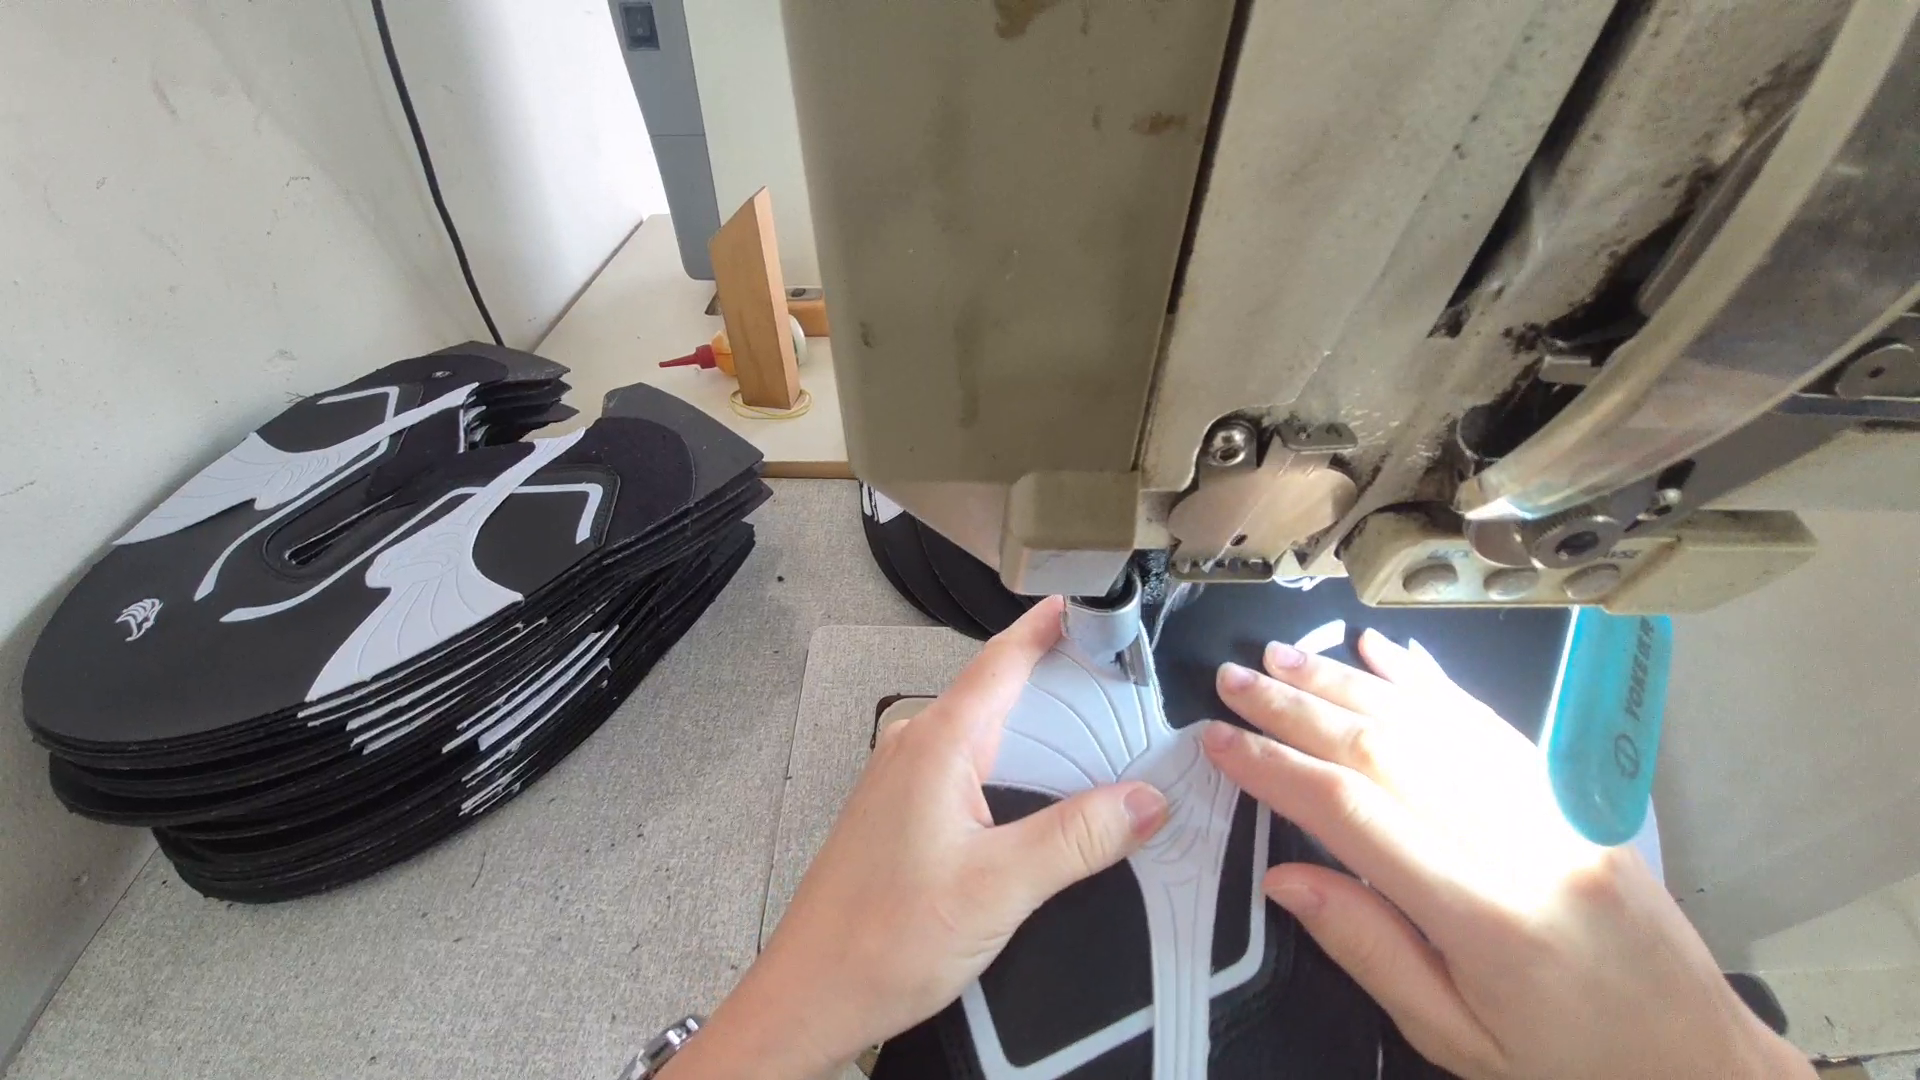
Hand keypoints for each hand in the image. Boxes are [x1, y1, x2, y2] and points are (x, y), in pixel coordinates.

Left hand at [665, 598, 1169, 1078]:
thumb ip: (1078, 838)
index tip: (1082, 601)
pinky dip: (1007, 759)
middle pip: (994, 688)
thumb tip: (1142, 802)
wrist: (810, 993)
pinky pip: (963, 761)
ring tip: (1084, 727)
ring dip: (1030, 721)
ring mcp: (903, 776)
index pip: (1001, 660)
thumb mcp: (999, 886)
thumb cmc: (881, 938)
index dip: (1044, 626)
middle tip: (1106, 669)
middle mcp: (916, 746)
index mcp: (938, 743)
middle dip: (1051, 673)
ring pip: (980, 727)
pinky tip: (1033, 787)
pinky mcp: (901, 807)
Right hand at [1200, 630, 1811, 1079]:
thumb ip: (1368, 951)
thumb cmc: (1572, 1068)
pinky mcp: (1570, 794)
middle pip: (1385, 750)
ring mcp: (1555, 807)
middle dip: (1295, 709)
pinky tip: (1382, 651)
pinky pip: (1487, 722)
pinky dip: (1425, 680)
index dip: (1275, 768)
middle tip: (1233, 680)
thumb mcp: (1458, 1040)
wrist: (1709, 1072)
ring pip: (1430, 721)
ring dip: (1346, 682)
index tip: (1219, 740)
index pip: (1354, 813)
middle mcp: (1523, 842)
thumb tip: (1281, 878)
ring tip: (1281, 657)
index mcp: (1488, 915)